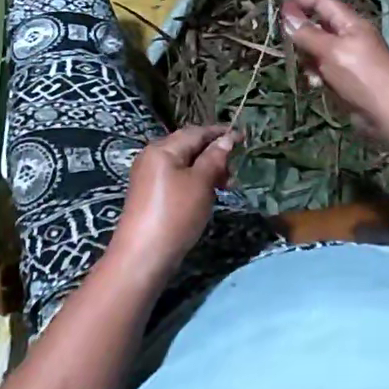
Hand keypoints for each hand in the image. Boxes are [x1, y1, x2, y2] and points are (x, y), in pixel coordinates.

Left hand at [110, 126, 237, 275]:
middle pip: (189, 146)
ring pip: (185, 163)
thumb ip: (215, 157)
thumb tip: (227, 139)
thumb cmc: (176, 213)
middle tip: (237, 166)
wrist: (143, 256)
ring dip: (208, 168)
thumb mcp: (201, 182)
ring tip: (227, 184)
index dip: (221, 133)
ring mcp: (150, 176)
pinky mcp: (152, 194)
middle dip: (215, 152)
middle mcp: (153, 157)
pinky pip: (178, 177)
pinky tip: (210, 193)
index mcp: (163, 149)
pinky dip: (196, 180)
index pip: (197, 132)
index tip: (244, 138)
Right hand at [280, 0, 388, 132]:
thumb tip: (287, 14)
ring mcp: (349, 60)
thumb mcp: (332, 51)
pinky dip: (318, 75)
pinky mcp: (347, 80)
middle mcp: (350, 38)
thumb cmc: (362, 76)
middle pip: (319, 27)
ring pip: (319, 51)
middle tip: (282, 38)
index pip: (324, 3)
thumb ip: (308, 34)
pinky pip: (325, 71)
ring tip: (305, 68)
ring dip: (308, 58)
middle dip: (301, 32)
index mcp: (351, 24)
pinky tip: (316, 84)